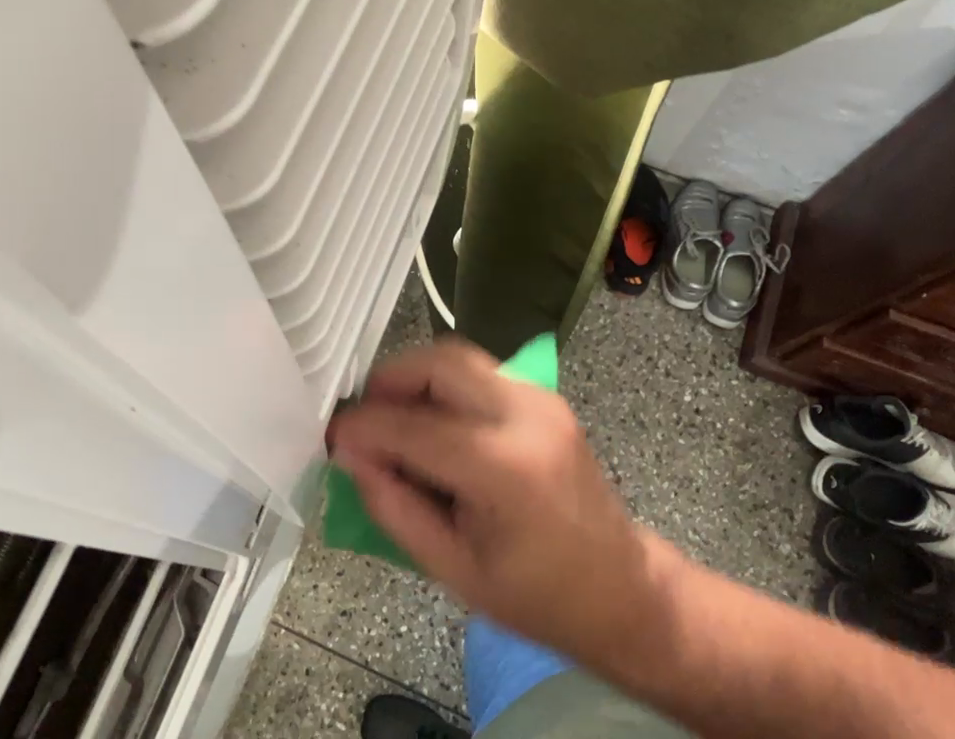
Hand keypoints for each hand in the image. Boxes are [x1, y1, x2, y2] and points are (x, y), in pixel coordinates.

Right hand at [327, 340, 669, 660]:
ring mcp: (542, 401)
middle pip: (439, 363)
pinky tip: (433, 426)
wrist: (623, 592)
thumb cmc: (537, 597)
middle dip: (389, 382)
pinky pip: (480, 374)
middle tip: (364, 420)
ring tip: (393, 422)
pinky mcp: (546, 400)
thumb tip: (351, 457)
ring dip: (416, 379)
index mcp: (503, 469)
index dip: (361, 428)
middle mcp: (525, 417)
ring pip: (459, 358)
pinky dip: (445, 387)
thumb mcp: (451, 568)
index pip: (411, 426)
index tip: (332, 439)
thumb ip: (393, 506)